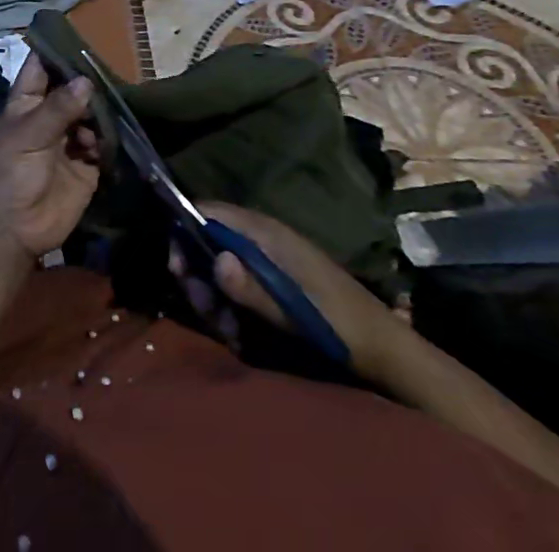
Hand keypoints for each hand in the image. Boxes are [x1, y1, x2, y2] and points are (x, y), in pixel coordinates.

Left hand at [0, 56, 100, 257]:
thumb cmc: (6, 176)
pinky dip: (112, 140)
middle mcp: (50, 118)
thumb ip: (58, 109)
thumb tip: (87, 82)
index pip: (42, 68)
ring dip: (104, 112)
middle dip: (91, 82)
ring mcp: (70, 142)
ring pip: (93, 116)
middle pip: (74, 90)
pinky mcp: (88, 166)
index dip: (57, 51)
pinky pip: (105, 146)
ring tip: (117, 108)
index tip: (82, 35)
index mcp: (26, 104)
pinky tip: (117, 136)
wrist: (10, 233)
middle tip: (116, 73)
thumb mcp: (27, 136)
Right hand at [197, 203, 409, 377]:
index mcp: (267, 234)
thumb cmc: (337, 324)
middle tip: (206, 310)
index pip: (211, 212)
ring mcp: (269, 259)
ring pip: (219, 266)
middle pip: (208, 241)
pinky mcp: (273, 279)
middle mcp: (264, 239)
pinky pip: (237, 282)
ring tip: (226, 329)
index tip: (177, 269)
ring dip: (213, 296)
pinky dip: (229, 305)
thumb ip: (251, 288)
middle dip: (198, 274)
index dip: (186, 232)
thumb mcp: (292, 312)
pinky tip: (237, 332)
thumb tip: (214, 259)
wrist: (380, 346)